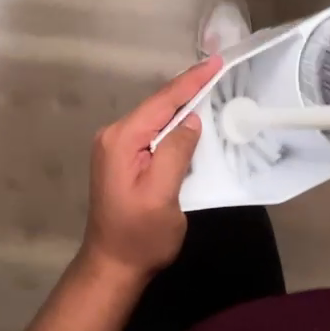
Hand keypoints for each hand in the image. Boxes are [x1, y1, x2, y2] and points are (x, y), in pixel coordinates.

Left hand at [81, 55, 220, 279]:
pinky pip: (152, 129)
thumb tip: (191, 119)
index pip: (162, 101)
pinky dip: (172, 121)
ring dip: (181, 103)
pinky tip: (189, 117)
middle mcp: (114, 135)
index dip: (191, 81)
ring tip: (209, 86)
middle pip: (158, 104)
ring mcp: (115, 146)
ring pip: (155, 115)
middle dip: (188, 87)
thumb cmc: (139, 236)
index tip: (216, 62)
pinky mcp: (122, 157)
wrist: (111, 268)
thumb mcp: (163, 195)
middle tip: (217, 70)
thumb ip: (176, 151)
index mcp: (122, 139)